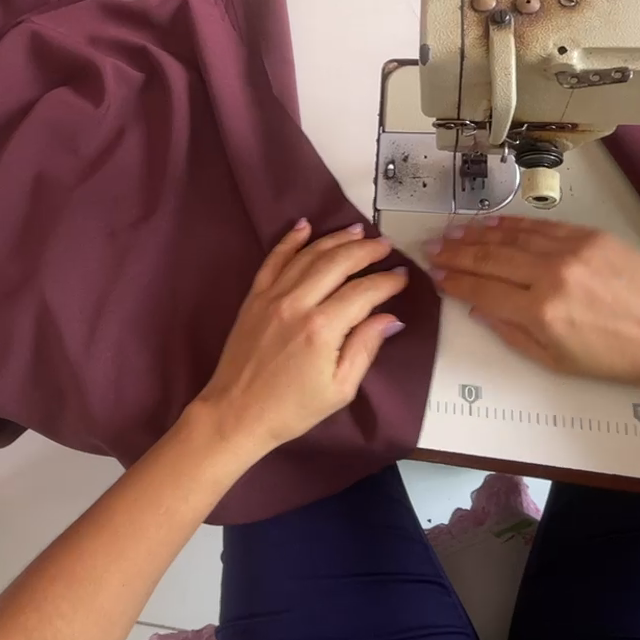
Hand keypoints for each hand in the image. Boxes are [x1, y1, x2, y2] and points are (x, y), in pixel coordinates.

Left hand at [190, 220, 409, 457]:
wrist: (237, 413)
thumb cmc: (292, 409)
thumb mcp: (340, 389)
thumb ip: (365, 347)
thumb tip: (390, 318)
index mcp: (322, 329)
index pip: (363, 292)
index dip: (386, 282)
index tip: (402, 276)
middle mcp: (298, 303)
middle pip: (337, 263)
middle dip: (365, 251)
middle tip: (385, 246)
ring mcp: (272, 296)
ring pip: (308, 255)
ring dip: (335, 240)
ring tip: (357, 231)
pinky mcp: (254, 296)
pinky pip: (273, 260)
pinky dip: (290, 241)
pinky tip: (304, 226)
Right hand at [425, 218, 639, 391]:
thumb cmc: (616, 358)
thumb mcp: (556, 360)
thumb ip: (511, 333)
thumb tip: (477, 308)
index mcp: (539, 312)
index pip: (481, 290)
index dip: (454, 281)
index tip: (435, 274)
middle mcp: (549, 276)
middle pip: (489, 258)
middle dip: (456, 253)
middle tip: (433, 247)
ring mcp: (569, 251)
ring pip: (510, 237)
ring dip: (476, 234)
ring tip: (453, 232)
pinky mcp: (589, 236)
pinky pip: (539, 226)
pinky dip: (511, 224)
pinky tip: (491, 224)